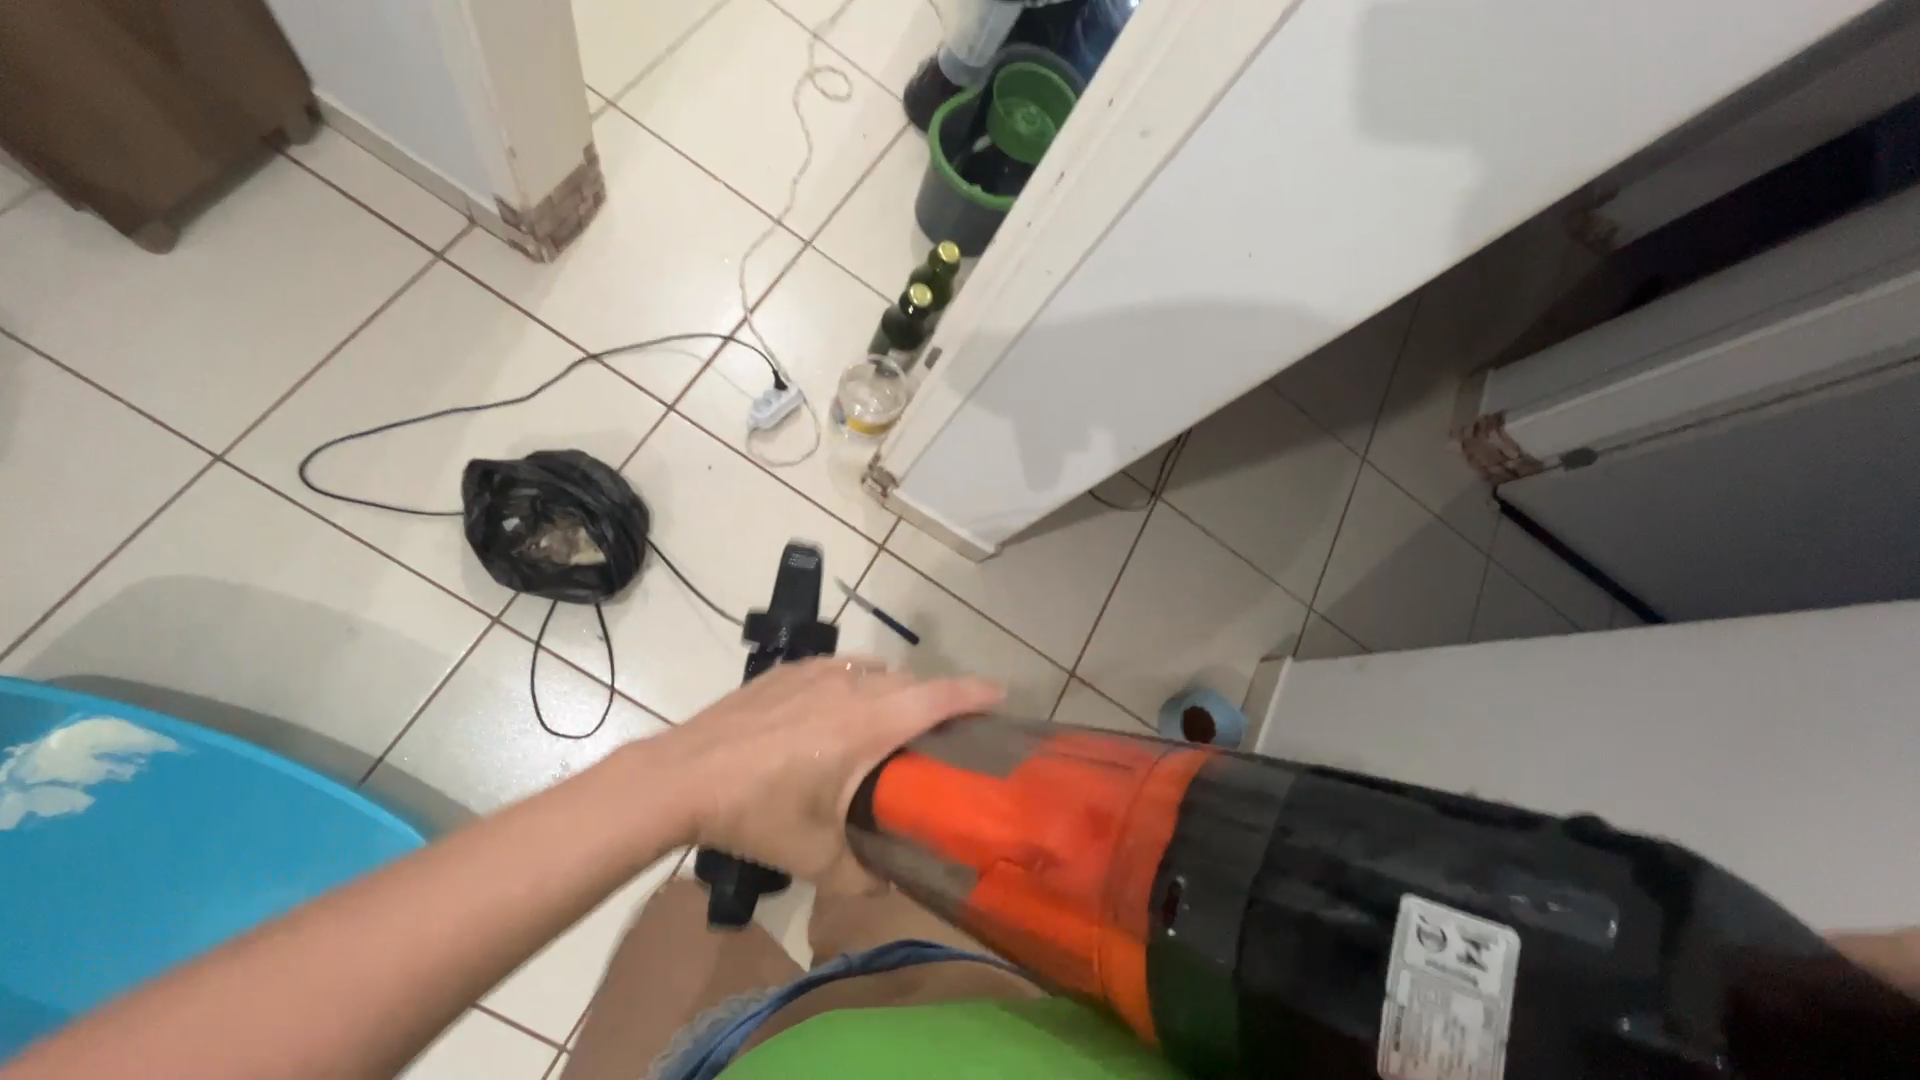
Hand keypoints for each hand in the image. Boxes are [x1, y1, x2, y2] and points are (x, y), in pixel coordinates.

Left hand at [655, 657, 1002, 893]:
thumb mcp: (815, 856)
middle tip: (941, 732)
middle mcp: (850, 687)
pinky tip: (837, 709)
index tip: (1002, 696)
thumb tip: (888, 882)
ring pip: (873, 670)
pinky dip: (854, 682)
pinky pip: (838, 668)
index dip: (975, 693)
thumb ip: (861, 874)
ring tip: (890, 721)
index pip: (938, 697)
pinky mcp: (785, 671)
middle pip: (910, 682)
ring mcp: (815, 673)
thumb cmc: (756, 813)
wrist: (682, 777)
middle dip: (935, 699)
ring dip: (893, 689)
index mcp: (869, 724)